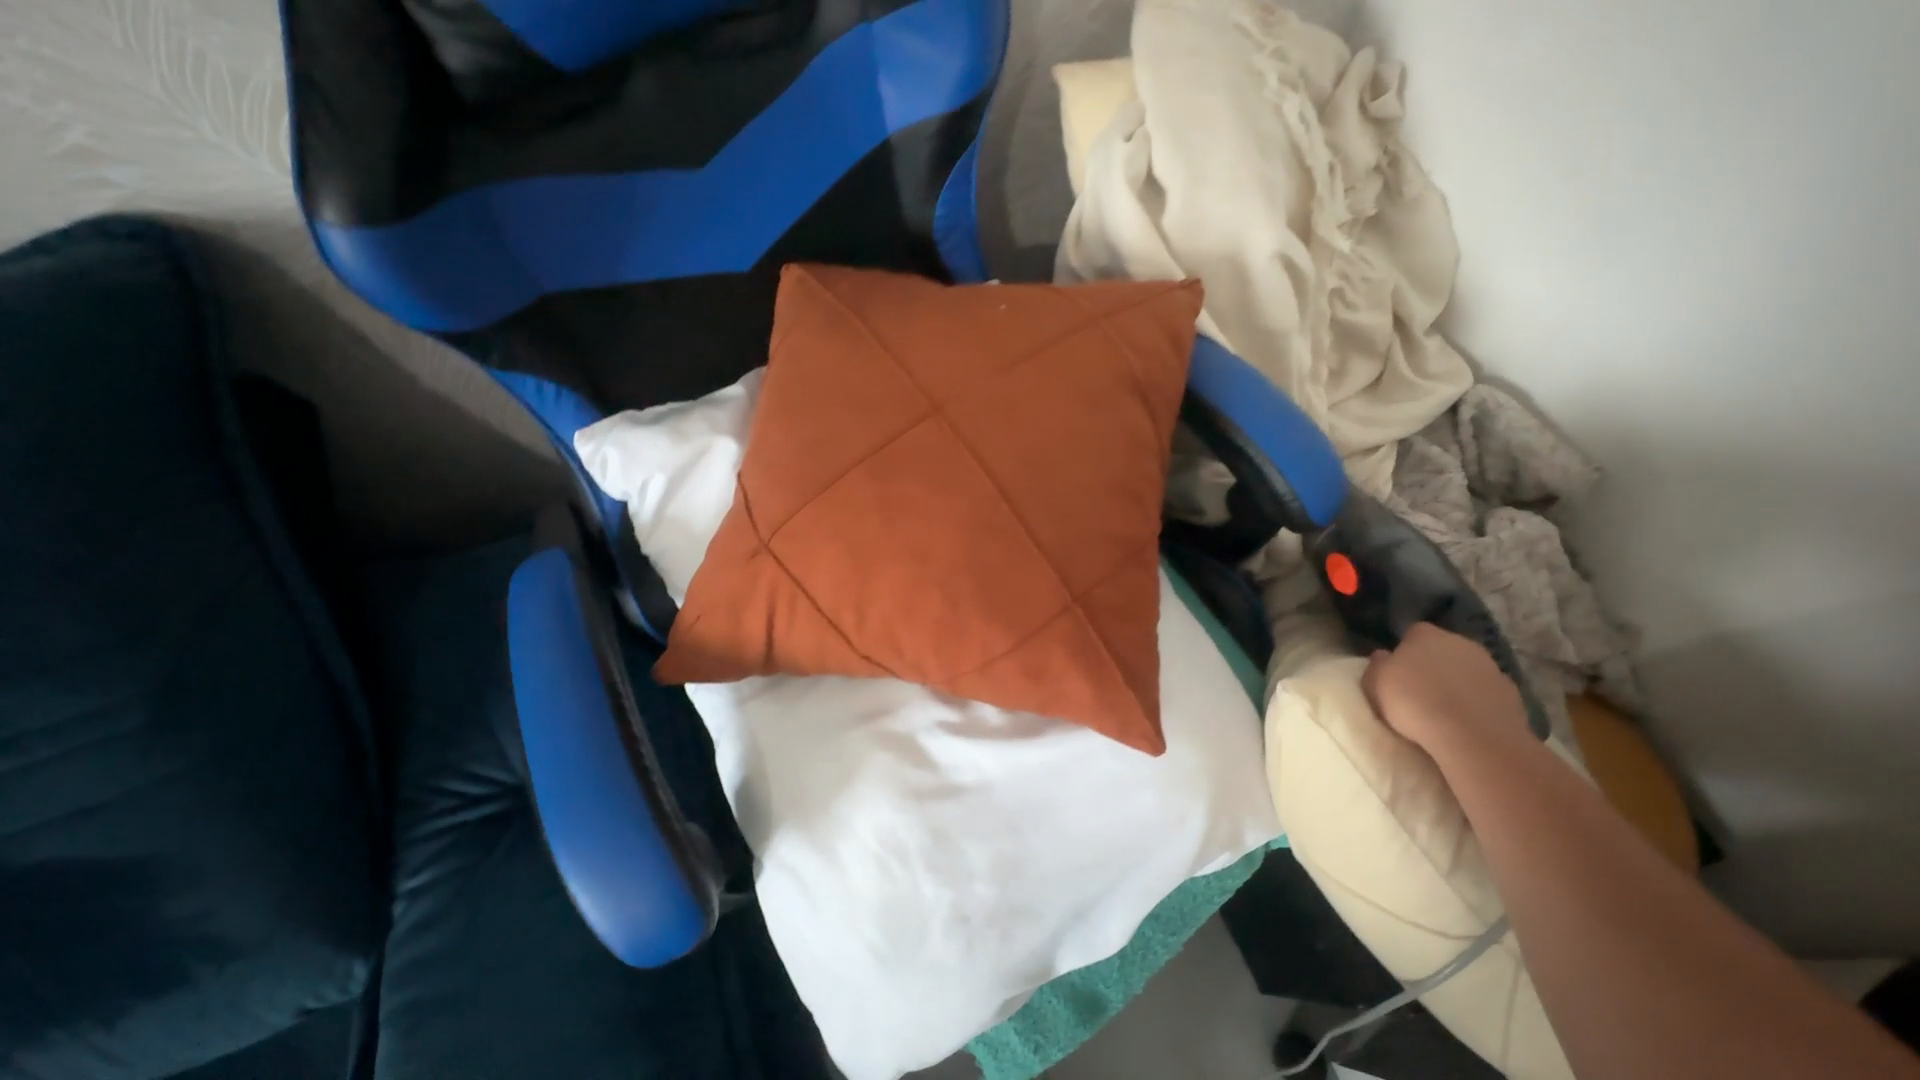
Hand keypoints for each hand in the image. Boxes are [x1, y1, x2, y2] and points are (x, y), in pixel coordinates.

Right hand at [1362, 623, 1533, 759]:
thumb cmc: (1414, 703)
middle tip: (1419, 690)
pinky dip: (1477, 701)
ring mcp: (1489, 666)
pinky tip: (1467, 721)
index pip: (1412, 633)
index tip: (1397, 672)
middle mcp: (1460, 642)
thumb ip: (1378, 665)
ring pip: (1467, 669)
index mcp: (1425, 635)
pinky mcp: (1510, 691)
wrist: (1472, 736)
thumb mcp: (1375, 683)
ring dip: (1457, 683)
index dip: (1404, 651)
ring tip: (1444, 709)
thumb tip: (1384, 656)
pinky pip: (1486, 692)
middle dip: (1433, 664)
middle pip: (1443, 648)